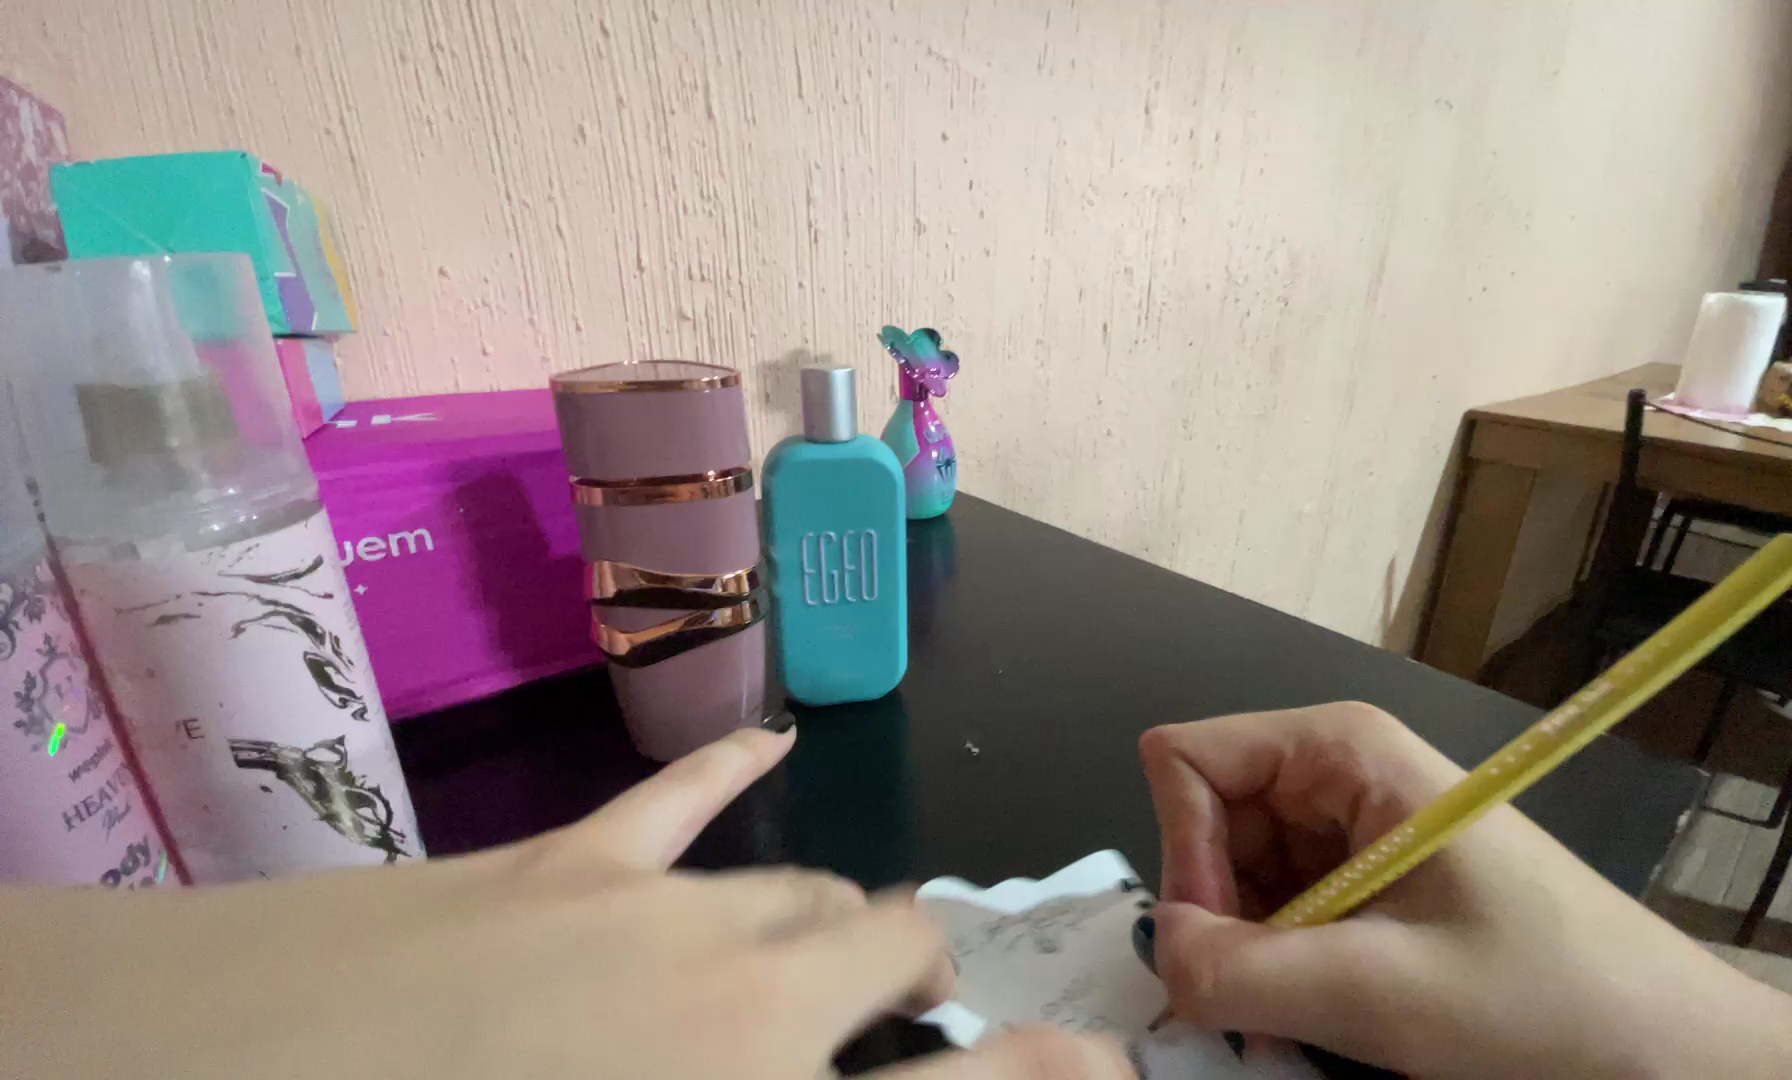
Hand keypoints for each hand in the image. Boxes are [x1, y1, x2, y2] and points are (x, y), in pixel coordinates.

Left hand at [0, 727, 1130, 1079]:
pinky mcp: (573, 863)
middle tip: (906, 1013)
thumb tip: (813, 1052)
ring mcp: (663, 916)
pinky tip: (772, 742)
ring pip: (808, 887)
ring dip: (834, 922)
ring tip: (830, 946)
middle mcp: (747, 1000)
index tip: (1109, 1065)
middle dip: (923, 973)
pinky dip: (735, 769)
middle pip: (893, 942)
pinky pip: (685, 796)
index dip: (1056, 1073)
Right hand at [1138, 704, 1791, 1079]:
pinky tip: (1319, 1001)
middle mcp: (1324, 766)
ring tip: (1302, 1010)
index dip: (1183, 845)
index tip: (1222, 938)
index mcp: (1334, 747)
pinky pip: (1266, 898)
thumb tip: (1158, 952)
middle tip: (1262, 998)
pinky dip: (1271, 956)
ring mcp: (1336, 815)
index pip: (1185, 759)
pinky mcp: (1350, 866)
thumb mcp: (1392, 994)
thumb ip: (1250, 971)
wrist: (1686, 1060)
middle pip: (1201, 816)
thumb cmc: (1554, 1002)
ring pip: (1225, 865)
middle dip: (1216, 908)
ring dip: (1244, 942)